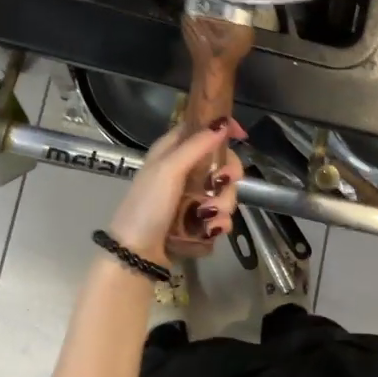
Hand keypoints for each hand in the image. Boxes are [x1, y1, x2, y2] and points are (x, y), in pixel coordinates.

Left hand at [107, 118, 246, 263]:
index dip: (220, 128)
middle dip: (227, 176)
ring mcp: (192, 197)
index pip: (200, 128)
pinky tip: (209, 231)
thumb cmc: (148, 205)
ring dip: (222, 204)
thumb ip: (196, 145)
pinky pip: (222, 216)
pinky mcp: (198, 221)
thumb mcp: (168, 170)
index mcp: (172, 151)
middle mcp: (184, 171)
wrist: (136, 253)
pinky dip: (219, 223)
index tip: (241, 136)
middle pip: (221, 163)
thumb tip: (223, 123)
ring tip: (206, 217)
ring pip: (225, 192)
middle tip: (220, 184)